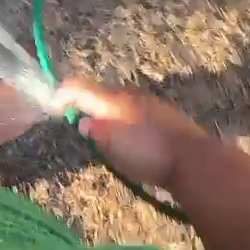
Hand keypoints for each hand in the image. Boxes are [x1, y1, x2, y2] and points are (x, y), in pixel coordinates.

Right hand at [54, 79, 208, 189]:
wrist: (196, 161)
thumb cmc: (148, 154)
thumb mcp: (113, 146)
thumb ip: (95, 132)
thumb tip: (83, 122)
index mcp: (114, 101)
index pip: (82, 88)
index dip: (65, 93)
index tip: (53, 103)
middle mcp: (131, 97)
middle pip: (103, 95)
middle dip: (89, 105)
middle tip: (79, 120)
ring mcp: (152, 106)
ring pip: (122, 104)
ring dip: (109, 114)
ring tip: (104, 132)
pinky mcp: (168, 119)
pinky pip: (138, 114)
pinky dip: (127, 121)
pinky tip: (133, 139)